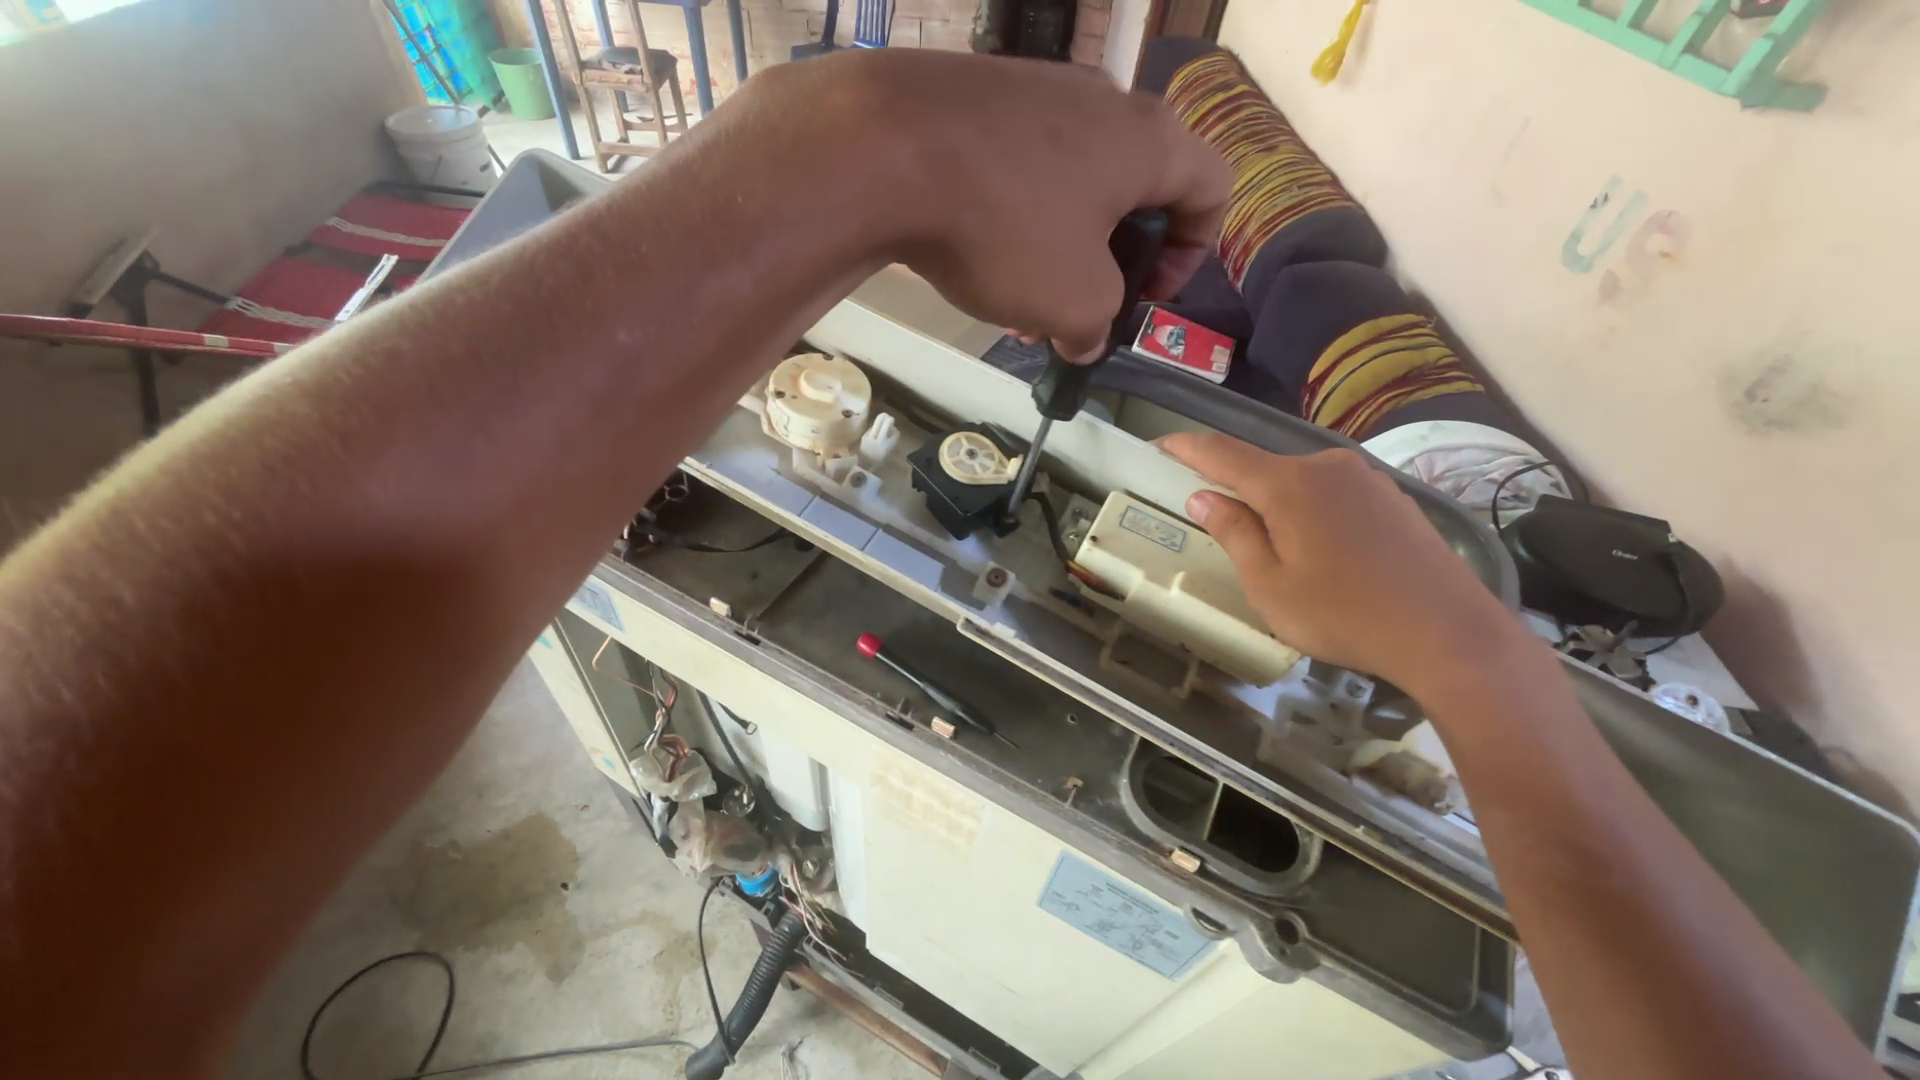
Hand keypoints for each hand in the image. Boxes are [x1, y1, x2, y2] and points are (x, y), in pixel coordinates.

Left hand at [736, 50, 1230, 361]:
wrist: (885, 151)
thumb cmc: (1008, 228)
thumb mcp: (1073, 302)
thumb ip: (1097, 326)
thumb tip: (1084, 339)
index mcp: (1149, 138)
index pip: (1211, 188)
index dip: (1192, 253)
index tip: (1145, 295)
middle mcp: (1101, 100)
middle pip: (1133, 189)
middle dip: (1110, 262)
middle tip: (1076, 310)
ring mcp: (1035, 91)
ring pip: (1069, 182)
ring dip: (1056, 249)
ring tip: (1016, 302)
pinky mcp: (978, 98)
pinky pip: (1017, 165)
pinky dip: (1013, 217)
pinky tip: (974, 258)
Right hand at [1159, 434, 1530, 694]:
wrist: (1448, 632)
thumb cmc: (1344, 614)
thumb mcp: (1270, 586)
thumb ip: (1234, 534)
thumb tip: (1203, 497)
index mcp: (1288, 484)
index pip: (1220, 452)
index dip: (1184, 447)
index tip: (1158, 446)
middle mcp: (1326, 466)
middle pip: (1263, 467)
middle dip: (1235, 489)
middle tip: (1220, 528)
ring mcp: (1365, 478)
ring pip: (1300, 482)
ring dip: (1277, 505)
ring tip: (1279, 553)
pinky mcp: (1392, 496)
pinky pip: (1333, 494)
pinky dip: (1312, 512)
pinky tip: (1324, 553)